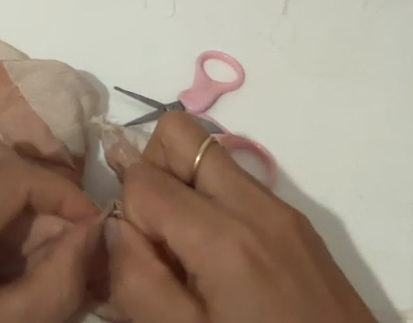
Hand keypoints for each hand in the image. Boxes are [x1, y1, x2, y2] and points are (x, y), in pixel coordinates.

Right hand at [105, 112, 372, 322]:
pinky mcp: (300, 227)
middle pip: (178, 132)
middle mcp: (256, 205)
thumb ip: (136, 280)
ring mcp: (284, 212)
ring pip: (208, 153)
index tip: (146, 264)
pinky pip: (239, 185)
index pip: (142, 178)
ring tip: (188, 252)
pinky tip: (222, 264)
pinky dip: (214, 205)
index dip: (128, 217)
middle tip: (160, 236)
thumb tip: (112, 226)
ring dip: (183, 188)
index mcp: (225, 237)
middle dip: (153, 173)